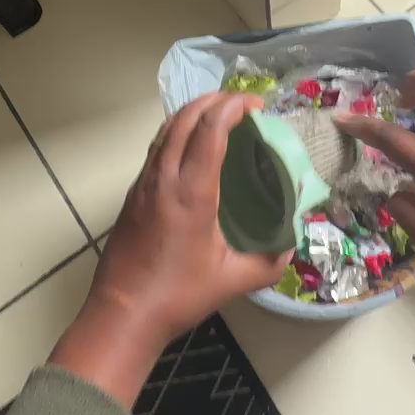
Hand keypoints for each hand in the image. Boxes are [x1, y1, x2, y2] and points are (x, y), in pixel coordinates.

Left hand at [52, 92, 291, 405]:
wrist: (122, 314)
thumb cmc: (177, 296)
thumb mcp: (232, 281)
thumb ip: (269, 262)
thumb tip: (292, 244)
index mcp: (191, 192)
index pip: (210, 130)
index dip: (233, 107)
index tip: (257, 104)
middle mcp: (164, 177)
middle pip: (186, 118)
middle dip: (215, 100)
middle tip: (242, 103)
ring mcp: (144, 182)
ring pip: (167, 128)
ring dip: (194, 111)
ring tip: (219, 112)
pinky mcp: (134, 192)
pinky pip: (157, 146)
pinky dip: (178, 130)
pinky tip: (191, 142)